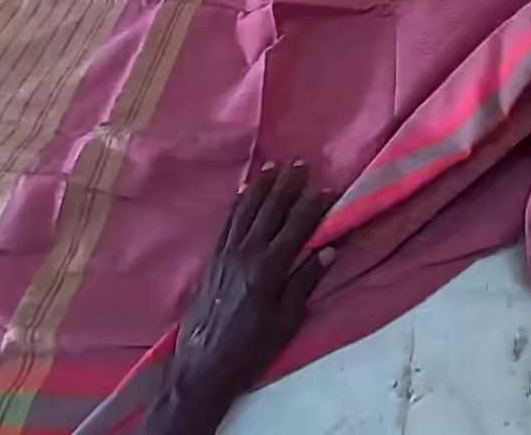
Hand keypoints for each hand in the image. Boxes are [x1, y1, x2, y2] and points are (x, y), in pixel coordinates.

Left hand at [145, 162, 333, 434]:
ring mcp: (228, 251)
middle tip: (301, 163)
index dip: (314, 205)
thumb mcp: (286, 322)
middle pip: (272, 208)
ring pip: (248, 208)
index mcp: (270, 268)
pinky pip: (228, 220)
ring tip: (274, 164)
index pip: (297, 226)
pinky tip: (245, 189)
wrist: (202, 366)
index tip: (328, 189)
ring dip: (262, 184)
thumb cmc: (250, 348)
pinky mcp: (213, 255)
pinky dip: (239, 201)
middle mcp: (248, 251)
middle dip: (288, 184)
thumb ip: (305, 282)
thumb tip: (328, 250)